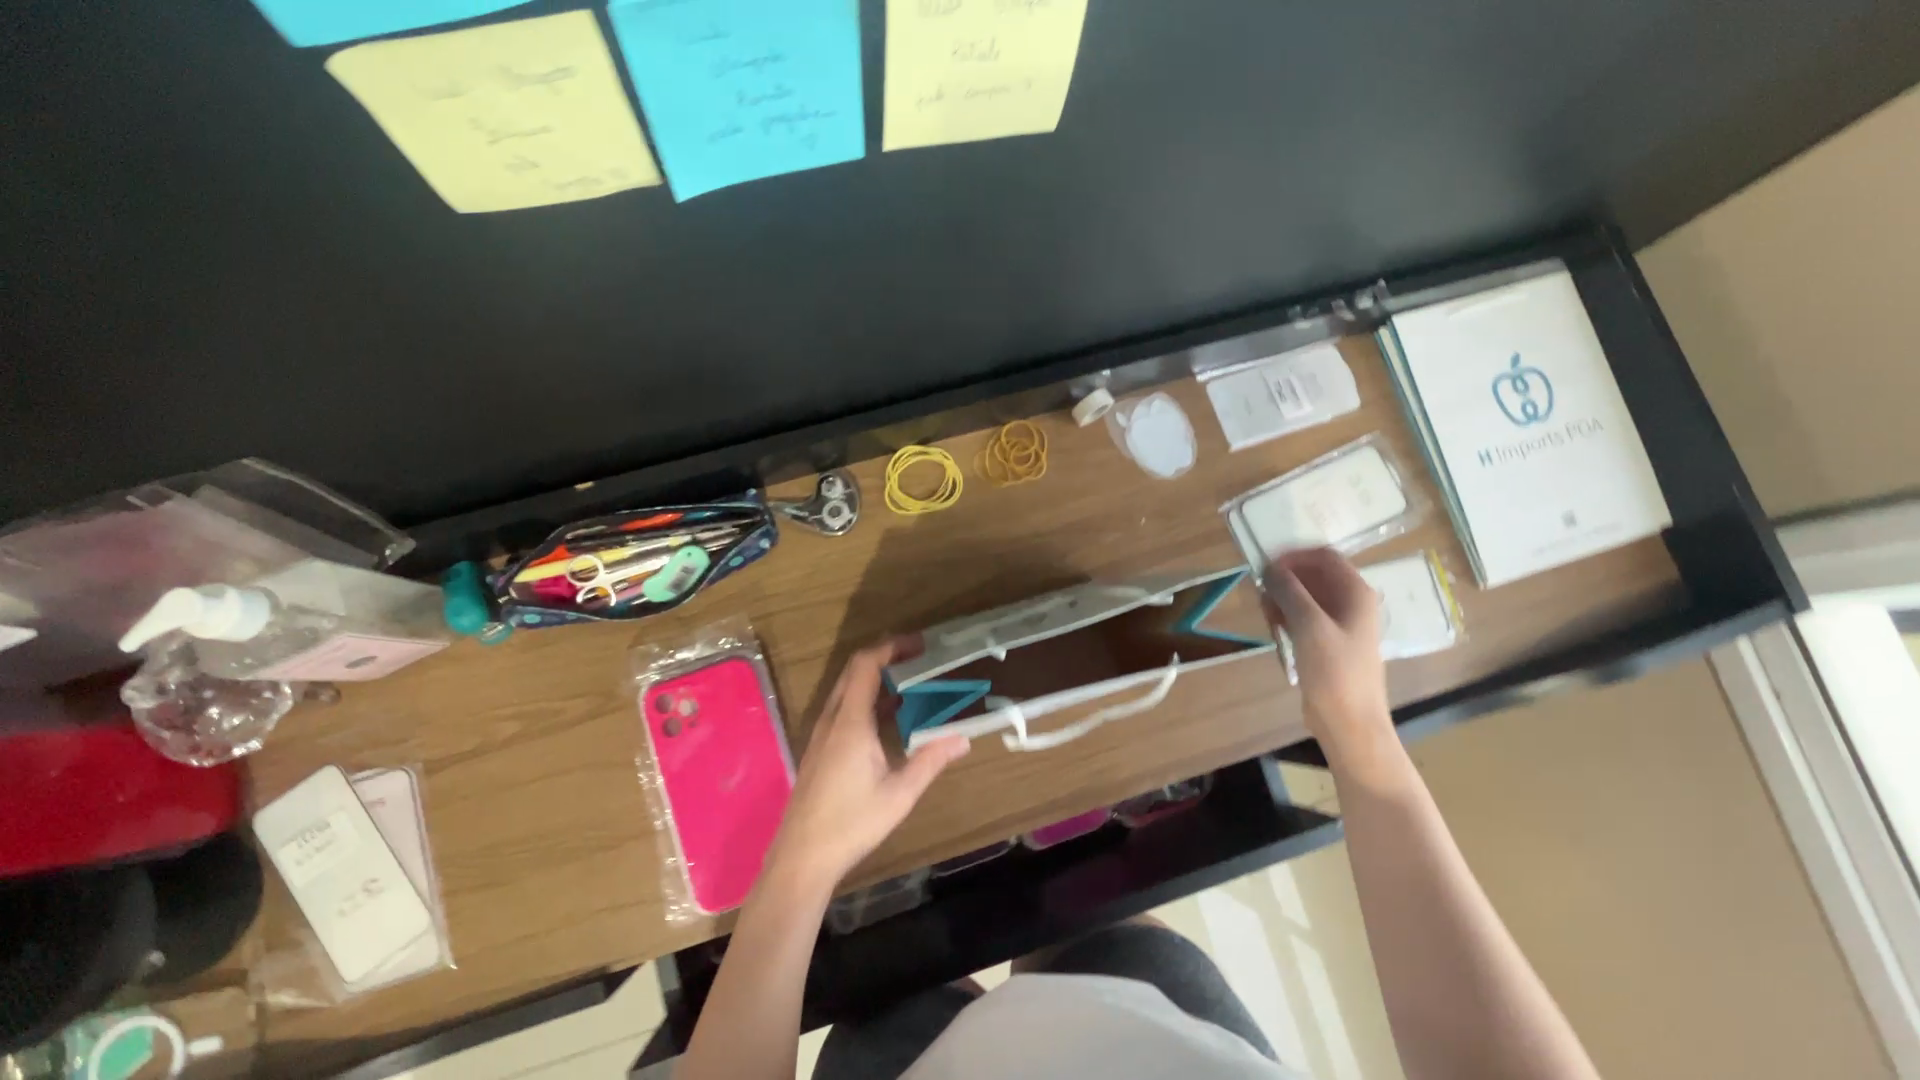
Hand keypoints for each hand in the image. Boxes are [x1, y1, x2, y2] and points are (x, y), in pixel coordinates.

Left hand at [764, 636, 969, 894]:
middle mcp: (832, 721)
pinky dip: (866, 702)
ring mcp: (821, 736)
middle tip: (919, 661)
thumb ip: (930, 761)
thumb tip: (963, 737)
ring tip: (910, 686)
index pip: (866, 666)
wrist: (802, 856)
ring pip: (846, 692)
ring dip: (875, 681)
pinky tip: (887, 722)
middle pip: (854, 673)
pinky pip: (842, 711)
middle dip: (885, 659)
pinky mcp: (818, 751)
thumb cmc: (851, 823)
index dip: (890, 648)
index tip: (919, 645)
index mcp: (850, 723)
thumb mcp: (899, 794)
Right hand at [1263, 548, 1394, 762]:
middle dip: (1284, 581)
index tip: (1265, 567)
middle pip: (1313, 576)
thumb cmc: (1335, 672)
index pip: (1324, 556)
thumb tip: (1269, 567)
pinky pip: (1304, 618)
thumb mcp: (1309, 626)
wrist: (1349, 723)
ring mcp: (1340, 624)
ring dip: (1282, 601)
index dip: (1294, 556)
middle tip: (1262, 598)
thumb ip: (1289, 591)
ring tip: (1268, 619)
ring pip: (1304, 597)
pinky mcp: (1327, 643)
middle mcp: (1351, 603)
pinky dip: (1287, 619)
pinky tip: (1276, 634)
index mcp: (1356, 593)